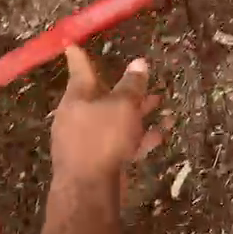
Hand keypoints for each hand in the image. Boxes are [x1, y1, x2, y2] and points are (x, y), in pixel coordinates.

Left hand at [51, 45, 165, 189]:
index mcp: (77, 99)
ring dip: (137, 112)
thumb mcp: (123, 105)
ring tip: (160, 103)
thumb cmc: (103, 138)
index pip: (80, 71)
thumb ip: (132, 85)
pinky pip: (120, 141)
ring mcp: (86, 141)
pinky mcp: (98, 160)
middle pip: (103, 97)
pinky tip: (160, 134)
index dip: (79, 57)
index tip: (72, 44)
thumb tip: (139, 63)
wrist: (89, 189)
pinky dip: (138, 136)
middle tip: (142, 78)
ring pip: (114, 120)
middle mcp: (77, 118)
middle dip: (126, 89)